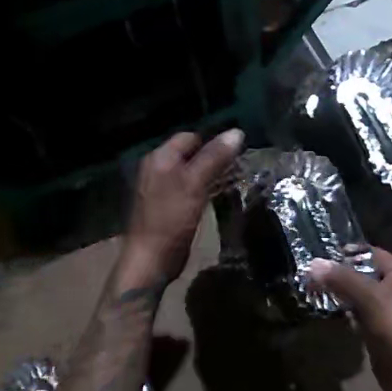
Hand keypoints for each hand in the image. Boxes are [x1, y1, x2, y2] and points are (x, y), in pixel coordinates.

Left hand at [119, 129, 244, 286]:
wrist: (151, 258)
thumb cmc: (171, 218)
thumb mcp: (195, 184)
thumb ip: (214, 157)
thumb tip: (237, 132)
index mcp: (159, 158)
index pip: (190, 137)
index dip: (213, 141)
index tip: (237, 150)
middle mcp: (156, 168)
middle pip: (190, 154)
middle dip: (213, 158)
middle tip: (240, 165)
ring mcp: (159, 189)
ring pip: (190, 172)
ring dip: (210, 175)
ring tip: (234, 179)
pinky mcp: (166, 207)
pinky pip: (188, 189)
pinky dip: (203, 190)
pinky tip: (218, 196)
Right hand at [309, 248, 391, 390]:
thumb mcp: (372, 299)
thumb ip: (343, 279)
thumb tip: (313, 263)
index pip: (365, 252)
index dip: (341, 252)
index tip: (311, 255)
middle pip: (358, 274)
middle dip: (333, 275)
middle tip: (303, 275)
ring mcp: (386, 311)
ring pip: (355, 296)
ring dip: (335, 295)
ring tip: (306, 291)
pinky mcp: (378, 333)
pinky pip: (356, 317)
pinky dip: (342, 315)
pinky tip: (322, 313)